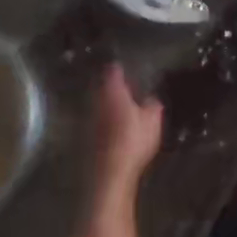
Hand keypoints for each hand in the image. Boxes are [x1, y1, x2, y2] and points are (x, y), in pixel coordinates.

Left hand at [94, 64, 162, 191]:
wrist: (108, 171)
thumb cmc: (133, 141)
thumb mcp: (152, 121)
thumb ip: (152, 106)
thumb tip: (150, 98)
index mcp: (113, 94)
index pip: (113, 73)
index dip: (118, 68)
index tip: (123, 65)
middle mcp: (96, 101)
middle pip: (100, 86)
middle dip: (109, 84)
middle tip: (122, 82)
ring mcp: (88, 118)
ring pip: (96, 102)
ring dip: (105, 100)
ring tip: (118, 101)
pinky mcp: (84, 134)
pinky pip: (95, 117)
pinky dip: (103, 115)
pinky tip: (112, 121)